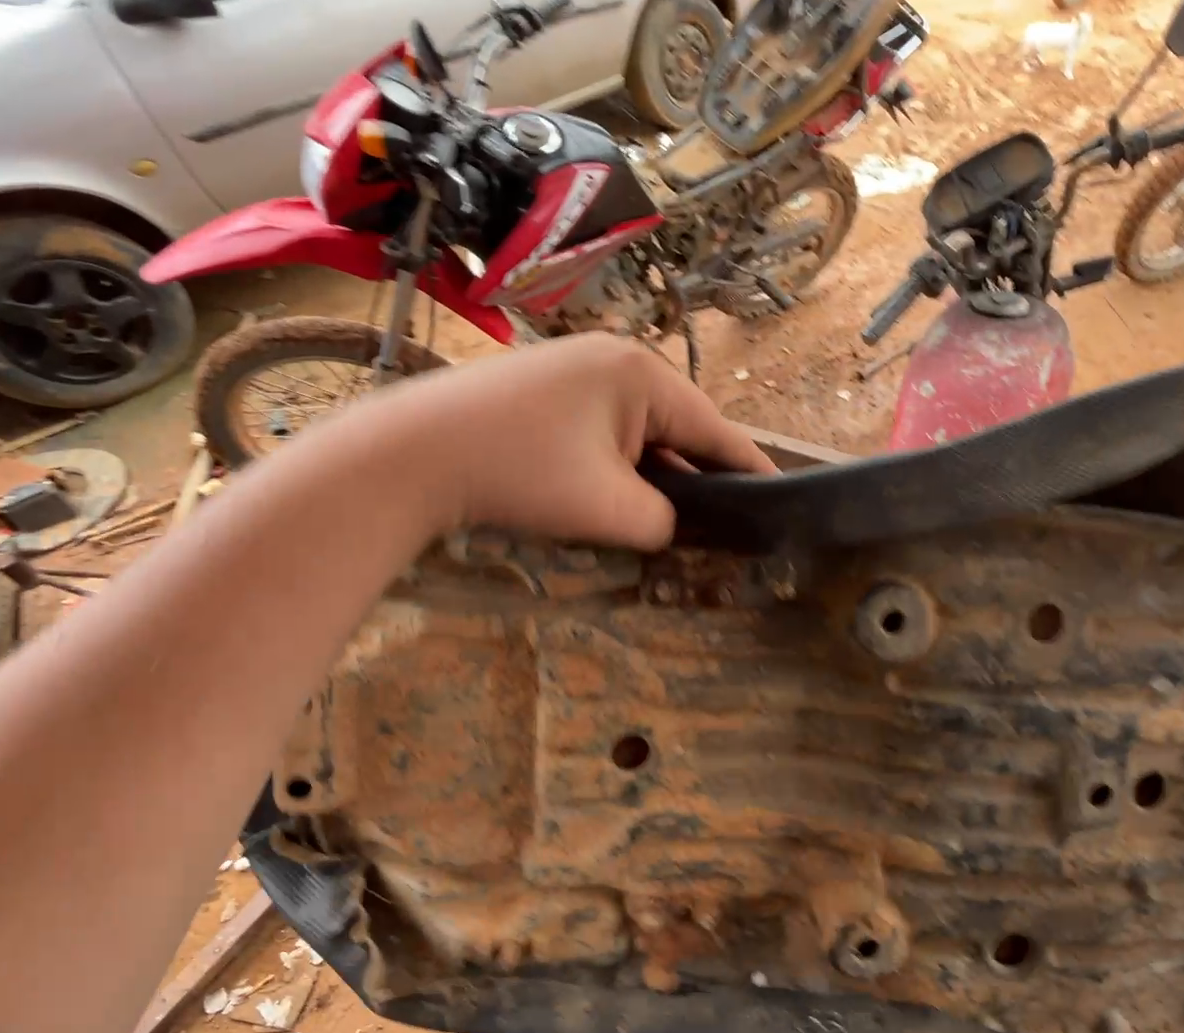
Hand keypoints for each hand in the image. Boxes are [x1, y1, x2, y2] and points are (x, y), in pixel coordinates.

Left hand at [359, 333, 776, 547]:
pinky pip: (606, 426)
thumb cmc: (517, 474)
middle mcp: (616, 358)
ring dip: (654, 471)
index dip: (750, 472)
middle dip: (697, 476)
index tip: (779, 501)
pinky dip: (619, 460)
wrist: (404, 456)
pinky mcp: (547, 384)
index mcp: (643, 375)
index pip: (717, 431)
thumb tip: (673, 524)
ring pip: (641, 429)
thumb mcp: (609, 509)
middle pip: (679, 427)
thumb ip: (664, 521)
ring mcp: (576, 367)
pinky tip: (617, 492)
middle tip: (720, 523)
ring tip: (669, 515)